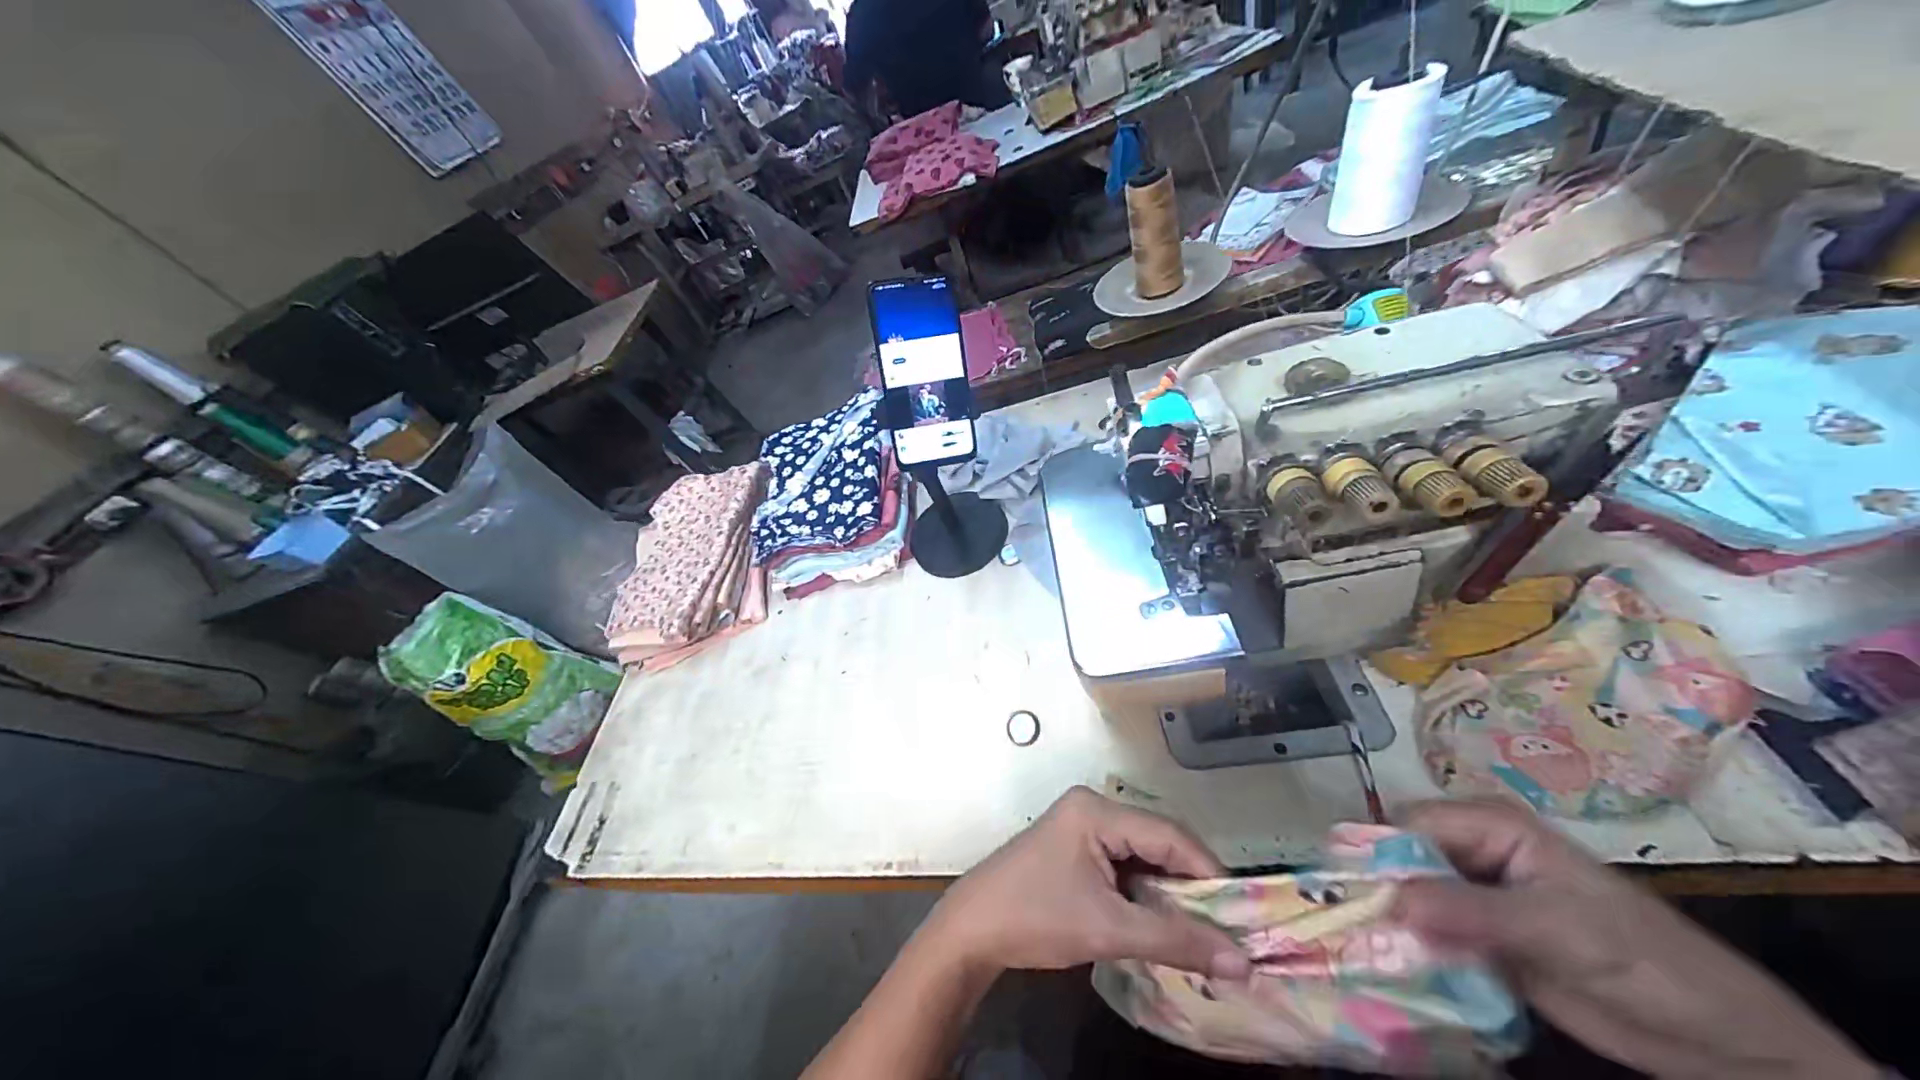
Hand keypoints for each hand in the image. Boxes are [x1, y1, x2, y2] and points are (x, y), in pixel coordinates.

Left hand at [918, 786, 1253, 981]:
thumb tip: (1243, 963)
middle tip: (1227, 926)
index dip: (1209, 872)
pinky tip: (1162, 919)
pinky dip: (1144, 890)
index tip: (1243, 914)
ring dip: (1169, 890)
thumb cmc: (1035, 918)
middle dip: (1190, 884)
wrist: (971, 930)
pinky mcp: (1075, 847)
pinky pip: (1123, 863)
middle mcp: (1092, 808)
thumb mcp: (1108, 929)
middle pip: (1157, 841)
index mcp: (1097, 811)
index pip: (1169, 834)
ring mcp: (1081, 826)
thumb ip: (1176, 940)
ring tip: (1203, 928)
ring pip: (1142, 854)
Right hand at [1395, 800, 1878, 1079]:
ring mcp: (1474, 896)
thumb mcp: (1556, 928)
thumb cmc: (1642, 959)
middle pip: (1400, 857)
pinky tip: (1390, 965)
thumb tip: (1389, 898)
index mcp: (1490, 826)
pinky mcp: (1476, 937)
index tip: (1347, 890)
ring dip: (1386, 921)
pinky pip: (1425, 933)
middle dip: (1374, 888)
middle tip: (1349, 923)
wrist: (1712, 1035)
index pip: (1408, 824)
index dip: (1375, 853)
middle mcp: (1473, 852)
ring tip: (1360, 948)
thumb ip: (1470, 909)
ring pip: (1406, 896)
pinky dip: (1406, 947)